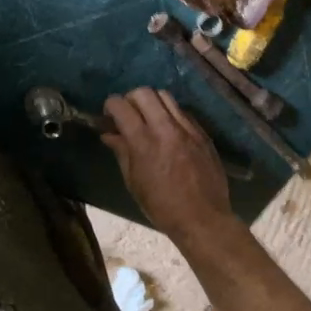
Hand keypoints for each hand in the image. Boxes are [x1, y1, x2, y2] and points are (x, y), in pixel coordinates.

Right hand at [101, 88, 235, 243]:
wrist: (202, 218)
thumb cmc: (161, 206)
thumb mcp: (133, 182)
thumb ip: (121, 152)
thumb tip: (109, 134)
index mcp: (143, 142)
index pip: (121, 105)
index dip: (109, 106)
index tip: (108, 116)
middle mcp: (165, 128)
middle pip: (144, 92)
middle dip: (130, 99)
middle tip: (127, 115)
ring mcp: (188, 129)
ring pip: (165, 96)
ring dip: (151, 102)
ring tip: (148, 119)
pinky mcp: (203, 134)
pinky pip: (183, 112)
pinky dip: (170, 114)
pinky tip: (168, 131)